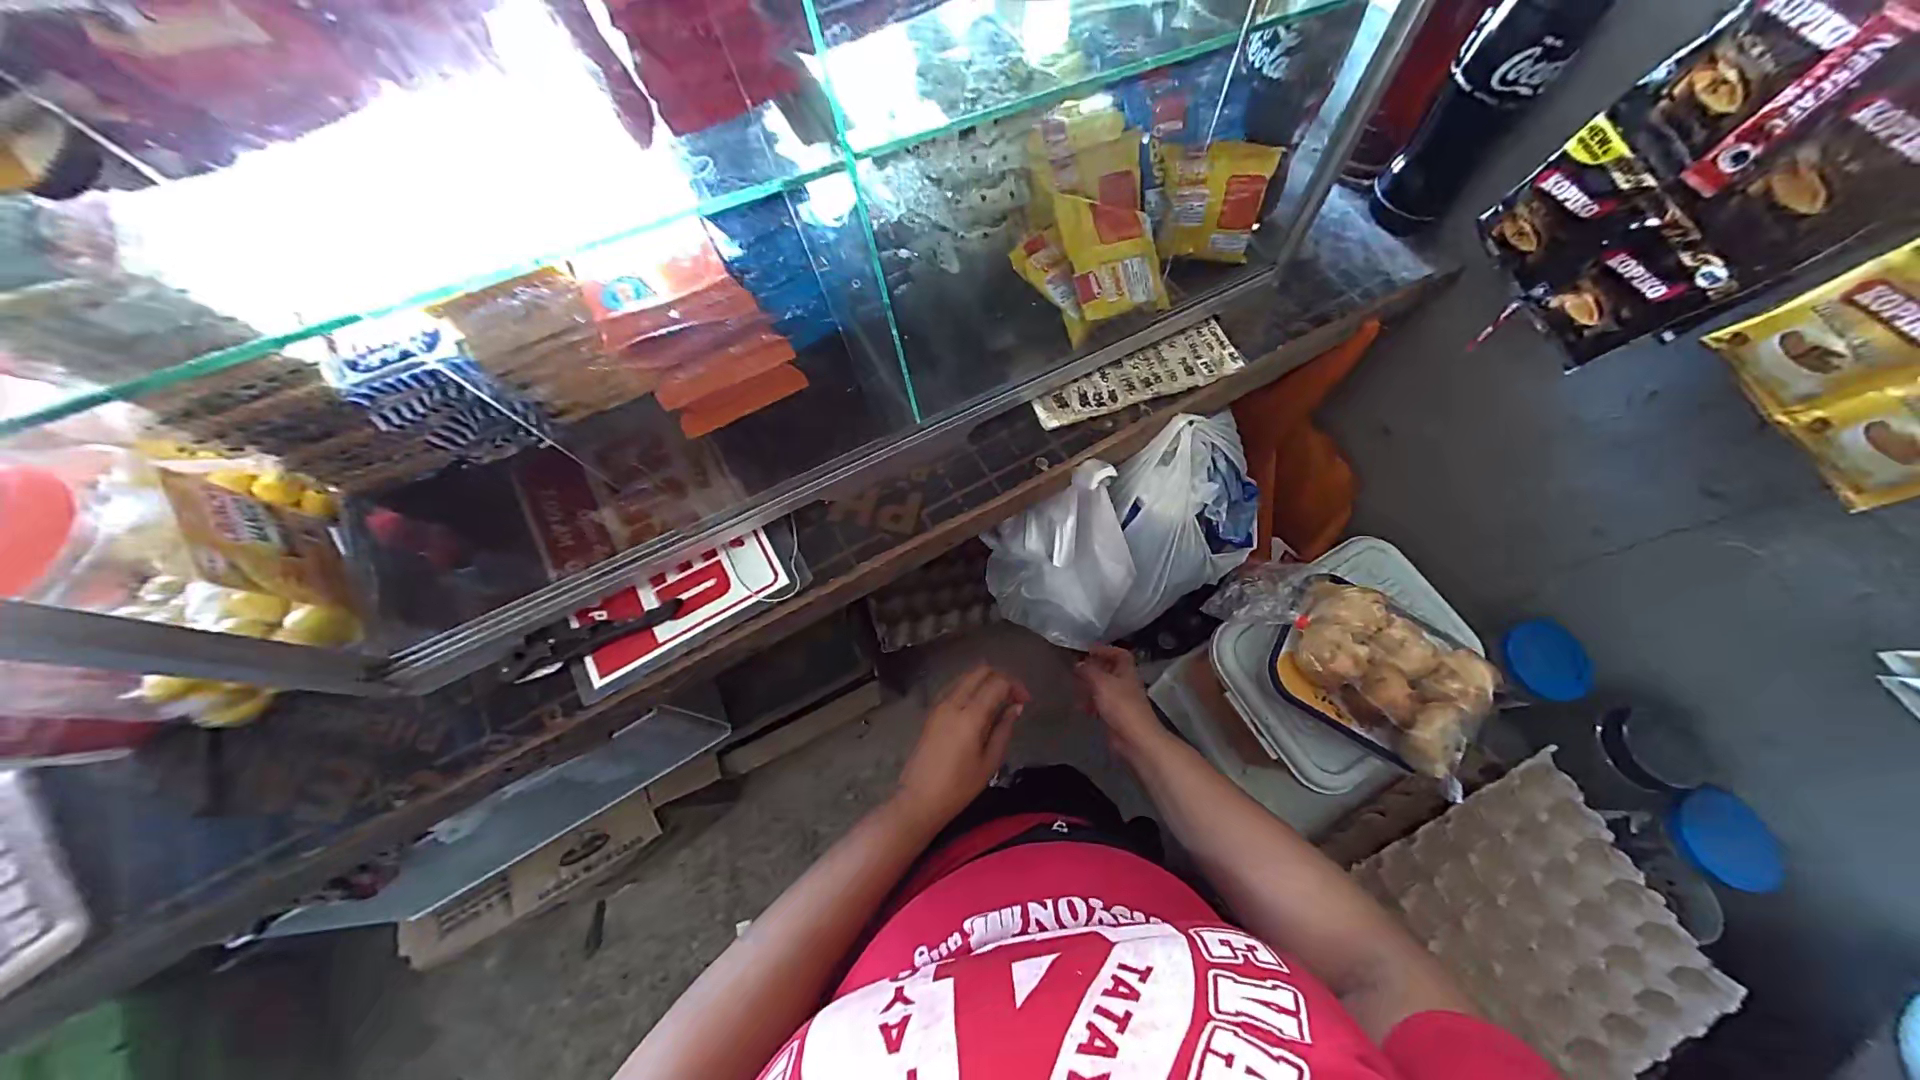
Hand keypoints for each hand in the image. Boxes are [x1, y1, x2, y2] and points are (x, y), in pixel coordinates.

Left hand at [895, 665, 1028, 827]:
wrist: (919, 798)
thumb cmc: (959, 787)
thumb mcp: (990, 762)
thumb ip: (1004, 729)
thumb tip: (1015, 707)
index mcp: (971, 715)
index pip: (998, 682)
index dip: (1016, 686)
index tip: (1025, 701)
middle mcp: (953, 703)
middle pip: (980, 671)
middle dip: (1001, 678)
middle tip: (1014, 697)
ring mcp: (939, 705)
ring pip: (966, 677)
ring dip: (985, 681)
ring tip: (999, 701)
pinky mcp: (932, 712)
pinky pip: (954, 688)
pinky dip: (970, 688)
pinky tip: (978, 706)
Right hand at [1075, 645, 1174, 761]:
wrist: (1135, 738)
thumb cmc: (1121, 706)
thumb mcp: (1102, 682)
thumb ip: (1089, 670)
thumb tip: (1079, 663)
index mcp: (1126, 672)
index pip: (1120, 654)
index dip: (1105, 650)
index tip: (1088, 651)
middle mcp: (1125, 684)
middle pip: (1110, 671)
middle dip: (1093, 669)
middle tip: (1077, 670)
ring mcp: (1121, 701)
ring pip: (1103, 688)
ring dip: (1089, 687)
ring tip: (1076, 689)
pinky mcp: (1115, 716)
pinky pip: (1101, 705)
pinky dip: (1091, 704)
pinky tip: (1081, 708)